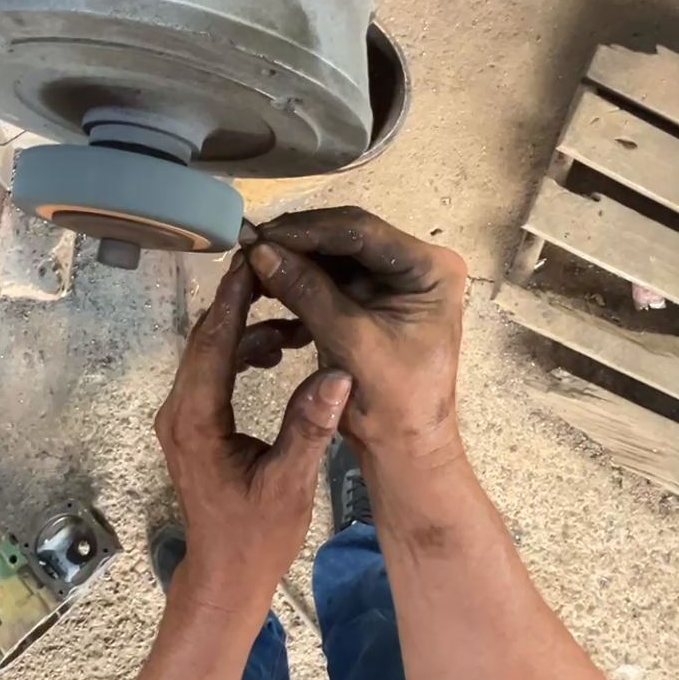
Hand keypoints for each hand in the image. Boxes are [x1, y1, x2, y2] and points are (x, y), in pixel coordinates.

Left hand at [155, 254, 352, 617]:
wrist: (225, 573)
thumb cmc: (255, 536)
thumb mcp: (289, 484)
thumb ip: (309, 427)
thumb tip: (337, 374)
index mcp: (196, 421)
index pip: (212, 344)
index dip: (232, 299)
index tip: (255, 261)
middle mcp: (179, 411)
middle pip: (204, 340)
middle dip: (239, 304)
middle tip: (279, 274)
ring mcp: (182, 417)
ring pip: (210, 354)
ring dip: (247, 331)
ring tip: (294, 322)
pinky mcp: (193, 423)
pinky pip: (213, 373)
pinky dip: (243, 354)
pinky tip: (277, 352)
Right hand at [248, 207, 467, 462]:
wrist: (405, 448)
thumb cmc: (395, 402)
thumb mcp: (352, 342)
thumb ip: (308, 293)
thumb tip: (261, 252)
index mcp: (429, 269)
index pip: (362, 232)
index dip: (308, 230)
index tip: (263, 234)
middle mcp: (412, 265)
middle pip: (344, 239)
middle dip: (296, 243)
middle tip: (249, 244)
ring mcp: (388, 282)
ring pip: (329, 257)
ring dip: (291, 261)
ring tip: (250, 263)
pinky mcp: (365, 300)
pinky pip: (325, 280)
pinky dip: (296, 284)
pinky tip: (264, 286)